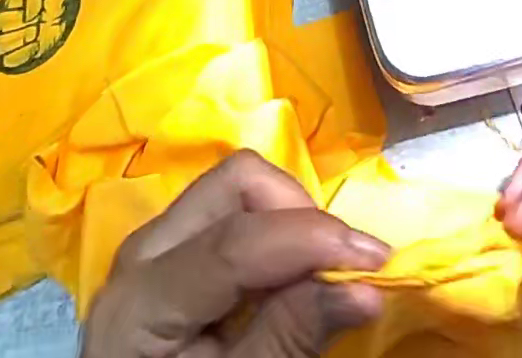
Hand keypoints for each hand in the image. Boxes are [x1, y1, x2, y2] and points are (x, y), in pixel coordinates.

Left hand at [82, 150, 390, 357]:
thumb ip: (289, 339)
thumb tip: (364, 289)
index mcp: (145, 297)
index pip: (234, 241)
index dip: (310, 239)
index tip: (376, 258)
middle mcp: (146, 245)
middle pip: (236, 181)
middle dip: (298, 211)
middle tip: (336, 265)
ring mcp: (157, 236)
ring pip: (236, 182)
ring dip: (288, 214)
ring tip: (314, 268)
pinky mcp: (174, 240)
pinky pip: (231, 203)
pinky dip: (272, 224)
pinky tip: (287, 269)